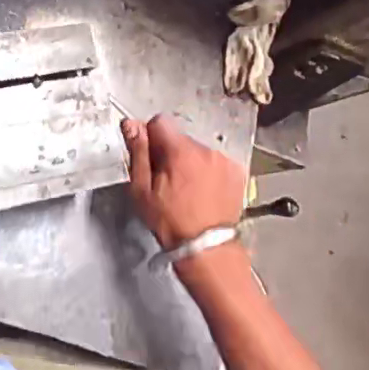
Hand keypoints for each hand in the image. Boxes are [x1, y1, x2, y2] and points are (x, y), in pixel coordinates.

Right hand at [122, 115, 246, 246]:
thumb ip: (137, 152)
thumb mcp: (142, 189)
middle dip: (171, 153)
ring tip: (186, 190)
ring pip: (198, 151)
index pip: (160, 122)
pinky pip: (215, 162)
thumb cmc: (170, 222)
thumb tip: (131, 125)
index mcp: (180, 151)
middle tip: (166, 181)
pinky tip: (203, 192)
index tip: (149, 159)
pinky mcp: (237, 172)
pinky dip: (208, 172)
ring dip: (190, 163)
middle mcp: (206, 150)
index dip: (150, 138)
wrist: (206, 247)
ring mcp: (224, 160)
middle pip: (180, 138)